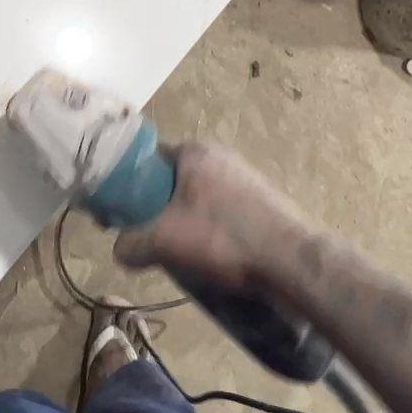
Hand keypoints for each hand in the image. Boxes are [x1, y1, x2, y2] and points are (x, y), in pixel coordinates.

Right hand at [111, 143, 303, 289]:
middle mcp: (220, 154)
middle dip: (163, 202)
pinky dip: (215, 225)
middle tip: (153, 230)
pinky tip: (216, 251)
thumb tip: (118, 250)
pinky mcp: (264, 198)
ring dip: (190, 215)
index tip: (128, 207)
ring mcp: (246, 175)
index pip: (151, 156)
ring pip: (202, 193)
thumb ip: (133, 243)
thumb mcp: (165, 241)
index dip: (134, 181)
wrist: (293, 261)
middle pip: (176, 176)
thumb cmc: (223, 237)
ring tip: (184, 246)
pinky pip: (226, 207)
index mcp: (194, 150)